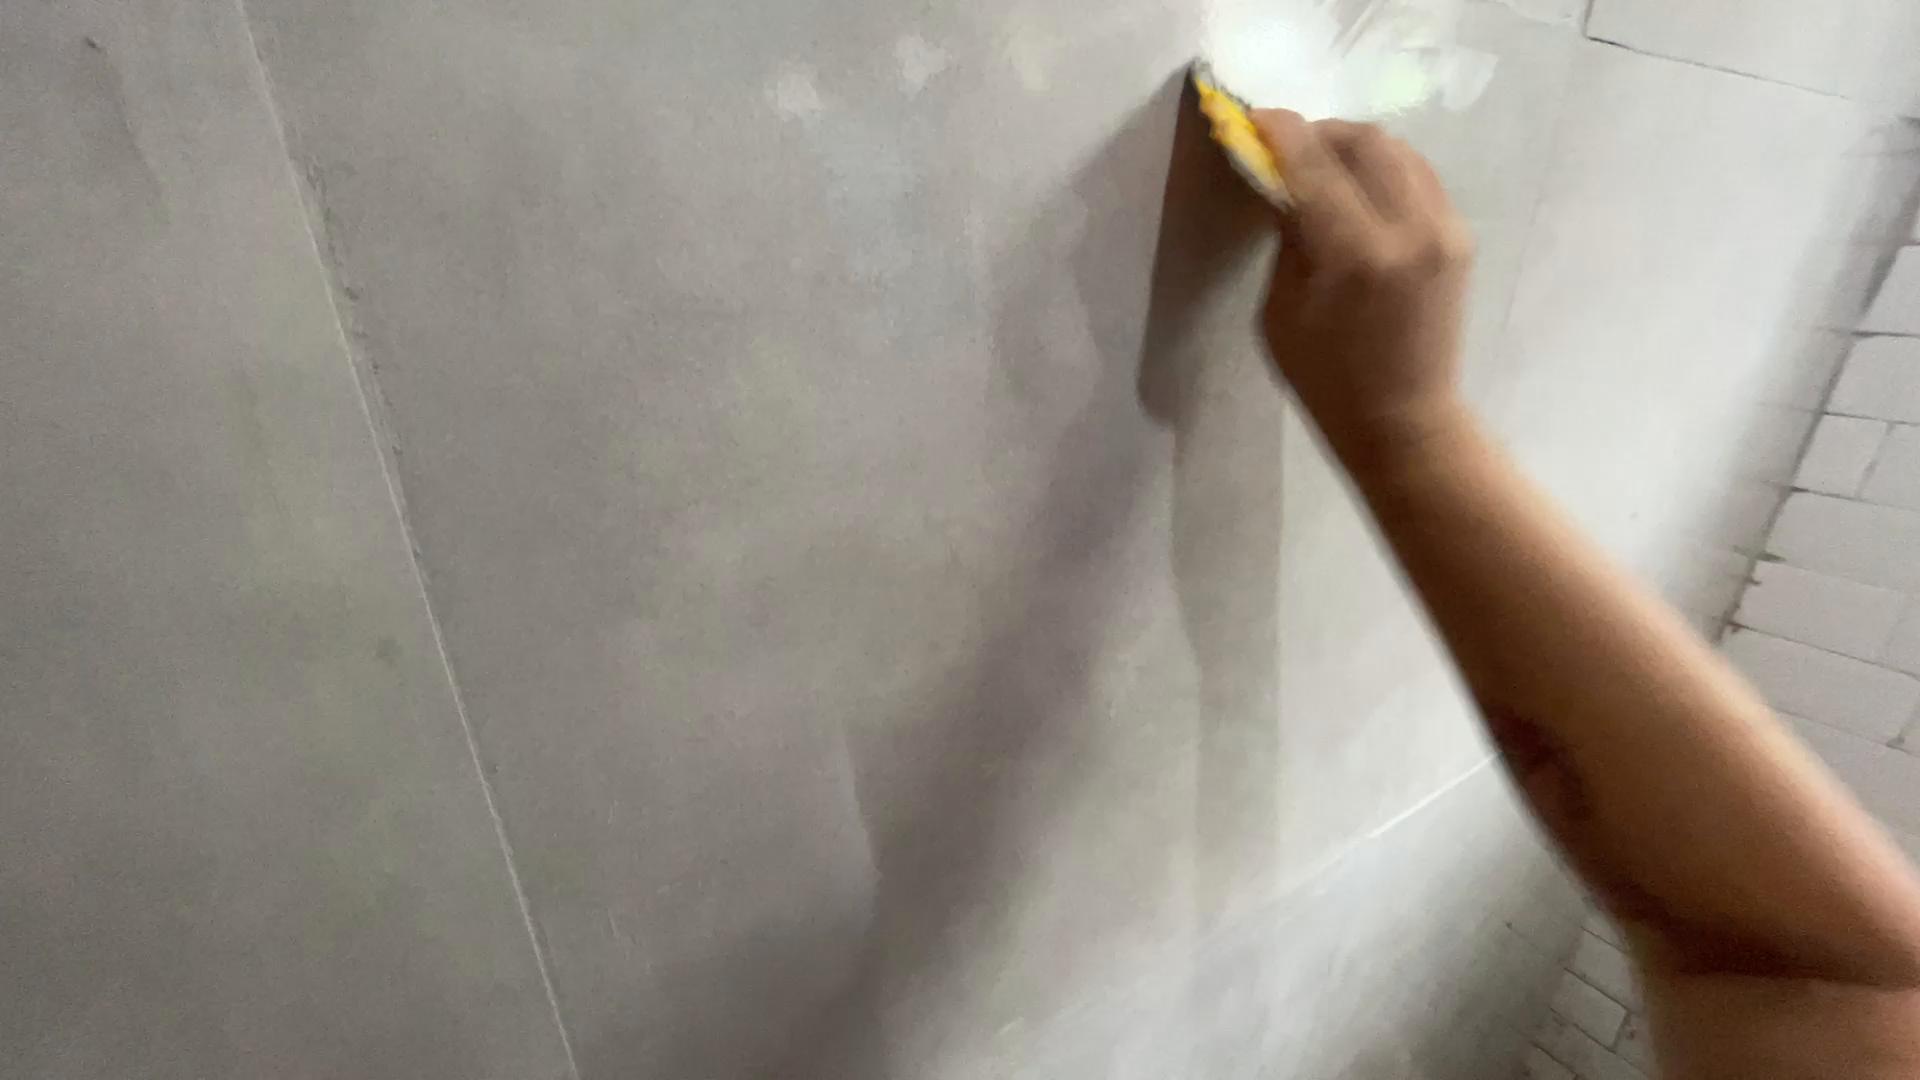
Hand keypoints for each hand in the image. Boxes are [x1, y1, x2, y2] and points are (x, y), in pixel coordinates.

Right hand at [1253, 110, 1473, 461]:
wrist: (1400, 419)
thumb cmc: (1322, 380)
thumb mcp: (1280, 315)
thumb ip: (1289, 243)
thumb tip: (1287, 191)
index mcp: (1354, 257)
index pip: (1314, 168)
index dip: (1281, 136)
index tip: (1255, 119)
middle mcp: (1409, 230)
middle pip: (1365, 143)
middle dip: (1320, 134)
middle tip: (1285, 145)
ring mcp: (1445, 229)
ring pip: (1399, 151)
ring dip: (1354, 147)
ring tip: (1320, 165)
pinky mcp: (1459, 236)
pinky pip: (1418, 177)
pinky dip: (1382, 170)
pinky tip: (1356, 191)